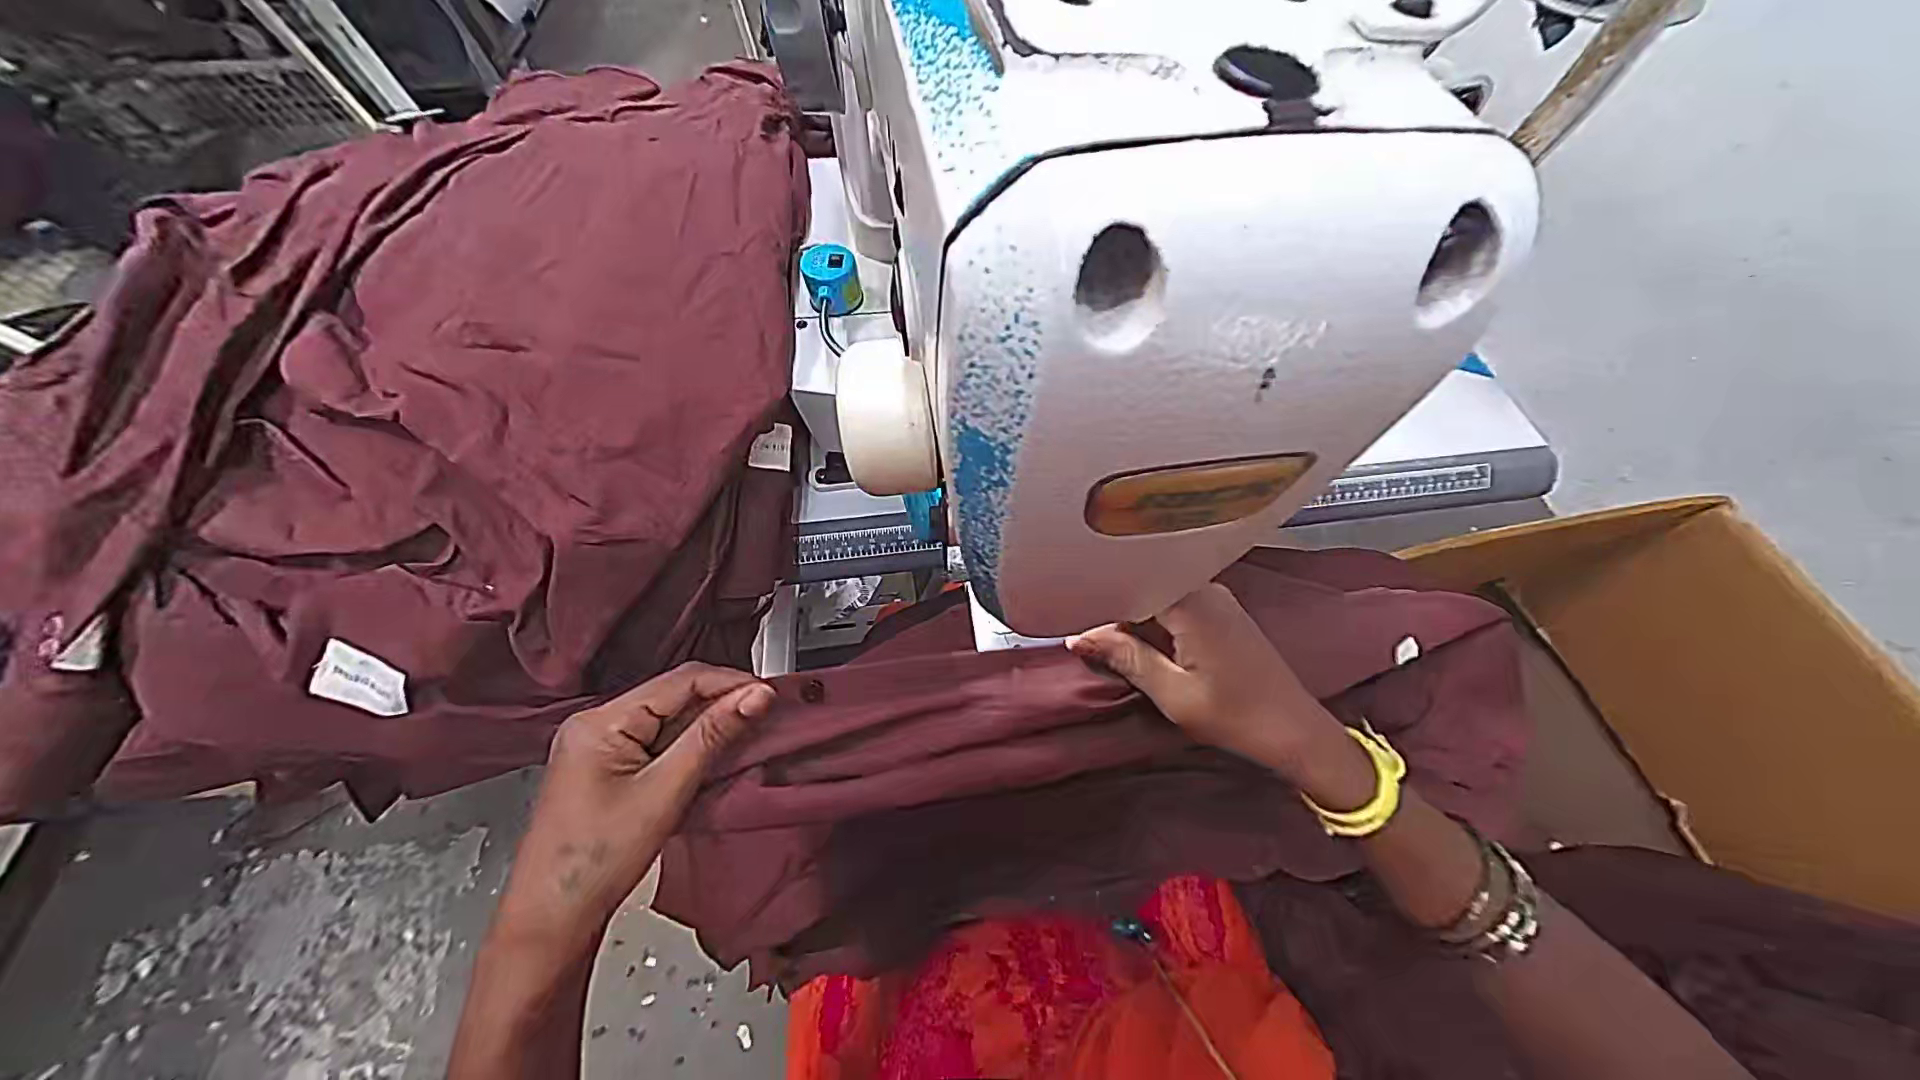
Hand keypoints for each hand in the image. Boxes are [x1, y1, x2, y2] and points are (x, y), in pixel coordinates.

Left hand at [495, 663, 774, 944]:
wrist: (552, 921)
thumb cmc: (593, 864)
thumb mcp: (666, 791)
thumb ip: (714, 735)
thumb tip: (754, 696)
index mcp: (600, 722)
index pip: (682, 680)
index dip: (731, 683)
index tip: (769, 695)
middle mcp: (596, 724)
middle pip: (676, 694)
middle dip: (723, 701)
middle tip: (765, 713)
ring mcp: (601, 744)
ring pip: (671, 716)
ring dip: (711, 723)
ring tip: (748, 732)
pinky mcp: (609, 764)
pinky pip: (660, 738)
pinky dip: (692, 743)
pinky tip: (716, 752)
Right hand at [1067, 582, 1354, 784]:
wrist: (1298, 732)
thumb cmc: (1236, 716)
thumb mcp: (1172, 693)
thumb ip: (1125, 657)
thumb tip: (1079, 638)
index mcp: (1193, 602)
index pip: (1132, 580)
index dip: (1099, 593)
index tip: (1068, 604)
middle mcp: (1206, 589)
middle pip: (1145, 584)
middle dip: (1113, 606)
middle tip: (1081, 626)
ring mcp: (1217, 600)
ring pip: (1158, 595)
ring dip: (1133, 616)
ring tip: (1103, 635)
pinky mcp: (1223, 614)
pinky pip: (1176, 605)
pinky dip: (1154, 622)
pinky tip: (1138, 641)